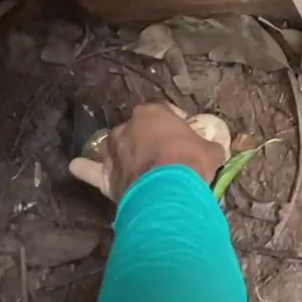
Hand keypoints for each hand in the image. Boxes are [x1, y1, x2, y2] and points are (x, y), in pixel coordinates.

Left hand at [69, 103, 230, 200]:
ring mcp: (111, 150)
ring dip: (123, 153)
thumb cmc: (191, 162)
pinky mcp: (101, 174)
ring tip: (138, 167)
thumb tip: (215, 151)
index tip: (184, 135)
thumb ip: (209, 147)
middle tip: (164, 153)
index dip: (175, 122)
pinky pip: (86, 169)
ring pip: (113, 146)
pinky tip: (86, 169)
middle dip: (147, 138)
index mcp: (153, 113)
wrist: (169, 191)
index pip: (164, 110)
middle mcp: (126, 126)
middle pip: (136, 128)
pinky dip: (86, 168)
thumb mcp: (212, 151)